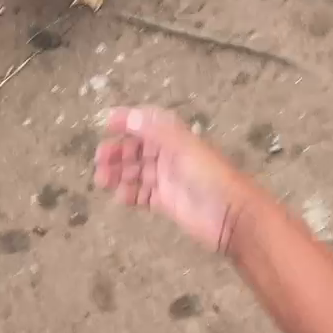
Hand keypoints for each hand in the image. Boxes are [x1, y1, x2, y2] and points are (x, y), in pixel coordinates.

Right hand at [93, 107, 259, 252]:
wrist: (232, 217)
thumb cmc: (211, 178)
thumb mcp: (184, 148)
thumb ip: (157, 131)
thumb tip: (131, 115)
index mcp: (176, 138)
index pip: (147, 123)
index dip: (127, 120)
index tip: (105, 124)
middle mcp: (170, 155)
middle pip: (137, 148)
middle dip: (117, 151)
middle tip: (99, 160)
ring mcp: (167, 179)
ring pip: (135, 172)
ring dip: (117, 173)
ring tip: (101, 181)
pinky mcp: (166, 201)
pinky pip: (142, 194)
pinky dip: (129, 194)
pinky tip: (120, 197)